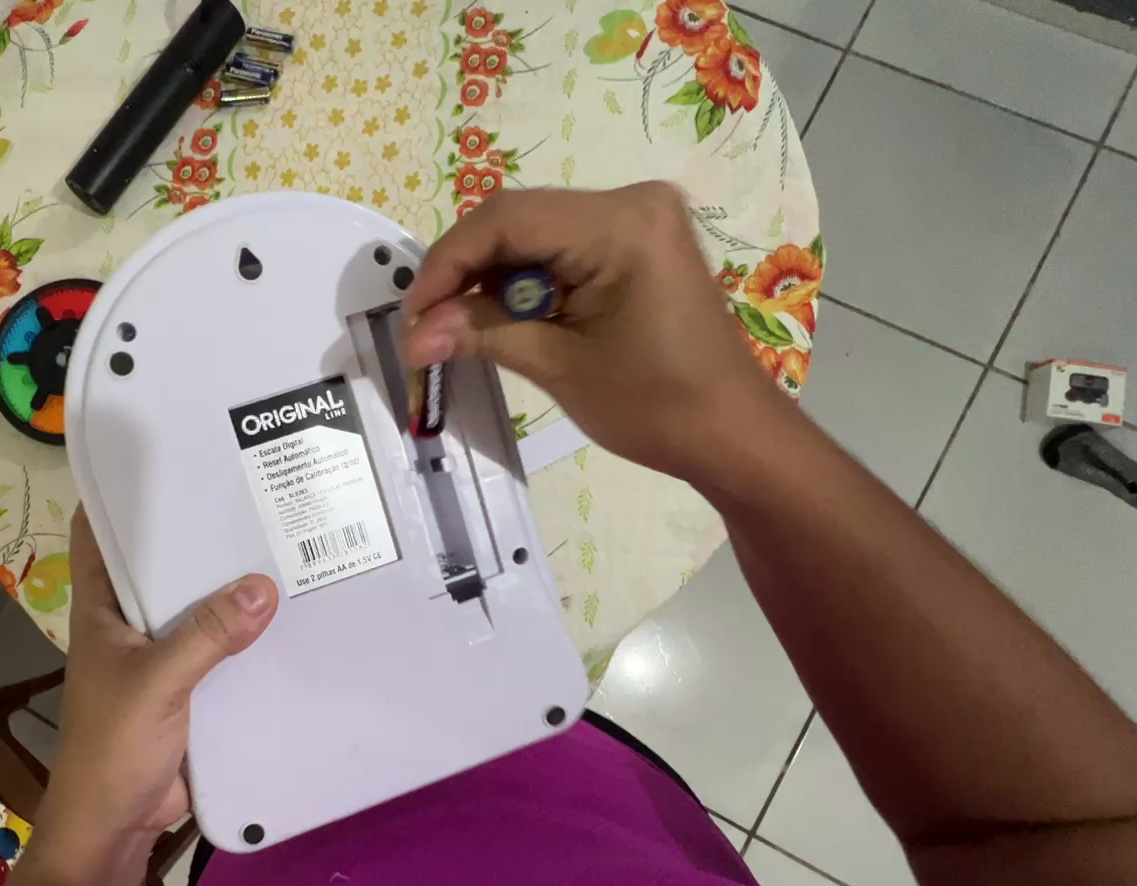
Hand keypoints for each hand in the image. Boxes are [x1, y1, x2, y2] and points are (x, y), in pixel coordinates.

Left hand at [38, 509, 278, 853]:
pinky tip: (285, 615)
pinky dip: (244, 631)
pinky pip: (219, 646)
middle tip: (251, 498)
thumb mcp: (157, 682)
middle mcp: (129, 621)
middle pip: (162, 564)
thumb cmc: (114, 747)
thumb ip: (207, 635)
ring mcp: (160, 653)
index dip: (123, 494)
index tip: (172, 461)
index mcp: (102, 607)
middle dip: (196, 536)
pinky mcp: (189, 685)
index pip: (99, 532)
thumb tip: (265, 585)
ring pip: (195, 605)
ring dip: (227, 585)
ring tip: (280, 544)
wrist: (115, 828)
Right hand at [402, 183, 796, 487]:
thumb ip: (481, 335)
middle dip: (463, 274)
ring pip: (530, 235)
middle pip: (515, 220)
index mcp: (621, 224)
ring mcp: (635, 219)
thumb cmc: (654, 406)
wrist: (727, 432)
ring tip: (458, 331)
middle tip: (427, 328)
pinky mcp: (633, 243)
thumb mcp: (557, 366)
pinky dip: (520, 285)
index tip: (412, 318)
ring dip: (487, 282)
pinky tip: (501, 320)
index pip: (505, 220)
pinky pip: (556, 250)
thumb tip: (409, 337)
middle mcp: (630, 202)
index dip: (446, 265)